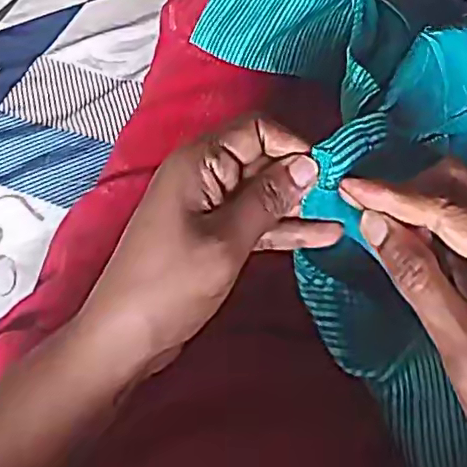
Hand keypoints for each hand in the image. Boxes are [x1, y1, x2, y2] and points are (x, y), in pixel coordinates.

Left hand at [77, 114, 341, 372]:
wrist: (125, 337)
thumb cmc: (170, 283)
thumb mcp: (226, 240)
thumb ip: (269, 199)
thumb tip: (309, 164)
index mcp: (201, 160)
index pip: (256, 129)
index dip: (293, 144)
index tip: (328, 170)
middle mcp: (205, 171)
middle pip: (261, 156)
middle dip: (299, 173)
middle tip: (342, 194)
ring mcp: (209, 202)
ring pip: (262, 189)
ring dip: (297, 202)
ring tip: (341, 213)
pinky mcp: (214, 230)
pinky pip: (255, 217)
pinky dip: (283, 226)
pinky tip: (323, 235)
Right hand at [341, 159, 466, 466]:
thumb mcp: (464, 351)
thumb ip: (416, 278)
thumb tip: (371, 220)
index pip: (447, 207)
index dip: (392, 194)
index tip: (346, 185)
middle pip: (460, 189)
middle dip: (407, 190)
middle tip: (361, 207)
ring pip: (460, 204)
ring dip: (416, 206)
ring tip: (374, 220)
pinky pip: (464, 233)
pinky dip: (430, 229)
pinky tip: (404, 242)